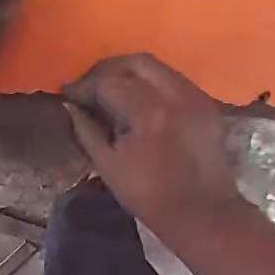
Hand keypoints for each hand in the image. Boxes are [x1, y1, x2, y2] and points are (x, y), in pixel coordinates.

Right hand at [63, 54, 248, 230]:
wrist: (200, 212)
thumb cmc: (146, 194)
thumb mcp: (107, 165)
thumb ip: (86, 130)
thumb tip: (70, 105)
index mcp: (148, 112)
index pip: (108, 81)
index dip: (84, 86)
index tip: (68, 93)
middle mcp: (175, 95)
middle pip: (136, 62)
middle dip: (107, 70)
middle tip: (89, 86)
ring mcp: (195, 96)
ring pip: (157, 67)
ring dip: (130, 73)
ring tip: (111, 91)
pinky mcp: (206, 104)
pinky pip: (173, 80)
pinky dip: (151, 83)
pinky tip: (139, 102)